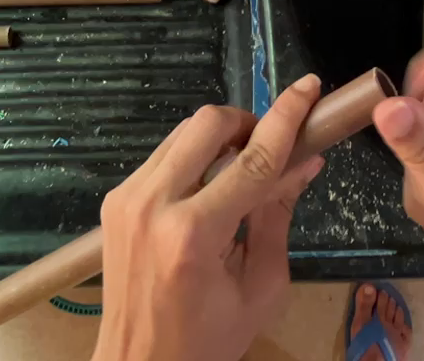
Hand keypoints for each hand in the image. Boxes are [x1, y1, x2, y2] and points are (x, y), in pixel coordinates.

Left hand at [92, 73, 326, 360]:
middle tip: (268, 146)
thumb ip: (279, 215)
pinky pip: (164, 153)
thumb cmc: (208, 341)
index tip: (307, 88)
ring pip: (183, 131)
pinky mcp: (116, 196)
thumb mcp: (261, 288)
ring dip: (220, 137)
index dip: (286, 118)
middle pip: (208, 124)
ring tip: (239, 169)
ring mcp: (127, 195)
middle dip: (247, 122)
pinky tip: (205, 189)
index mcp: (193, 235)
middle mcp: (153, 203)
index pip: (252, 160)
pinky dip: (193, 157)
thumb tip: (306, 160)